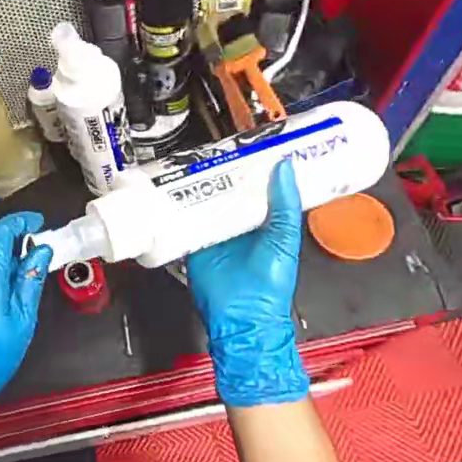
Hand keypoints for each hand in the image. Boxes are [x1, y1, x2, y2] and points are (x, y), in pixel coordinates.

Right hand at [186, 159, 306, 406]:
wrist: (243, 319)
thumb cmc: (271, 285)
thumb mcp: (285, 239)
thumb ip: (285, 204)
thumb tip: (285, 165)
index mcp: (266, 220)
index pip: (259, 185)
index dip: (255, 165)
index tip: (250, 142)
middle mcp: (240, 222)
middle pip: (230, 189)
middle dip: (224, 170)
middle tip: (216, 147)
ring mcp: (216, 231)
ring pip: (207, 200)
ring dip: (202, 184)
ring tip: (195, 160)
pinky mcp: (195, 242)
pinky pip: (186, 219)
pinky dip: (180, 206)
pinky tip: (176, 187)